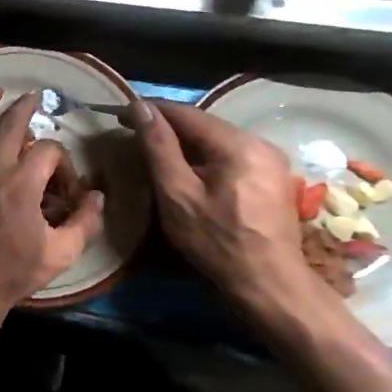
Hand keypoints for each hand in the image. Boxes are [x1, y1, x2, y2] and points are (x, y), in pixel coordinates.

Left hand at [0, 90, 104, 325]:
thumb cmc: (12, 271)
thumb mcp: (61, 253)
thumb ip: (85, 223)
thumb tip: (98, 196)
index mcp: (23, 183)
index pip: (47, 151)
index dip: (62, 161)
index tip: (63, 182)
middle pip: (9, 125)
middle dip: (24, 107)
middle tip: (32, 97)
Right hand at [123, 98, 317, 313]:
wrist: (268, 284)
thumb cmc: (216, 240)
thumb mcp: (176, 193)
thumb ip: (158, 147)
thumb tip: (140, 107)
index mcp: (238, 144)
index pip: (185, 113)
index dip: (150, 111)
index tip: (120, 115)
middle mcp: (260, 143)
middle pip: (203, 124)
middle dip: (166, 126)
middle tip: (132, 134)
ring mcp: (270, 160)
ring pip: (215, 139)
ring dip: (183, 142)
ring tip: (154, 151)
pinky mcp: (271, 177)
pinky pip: (228, 154)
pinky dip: (202, 156)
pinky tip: (186, 169)